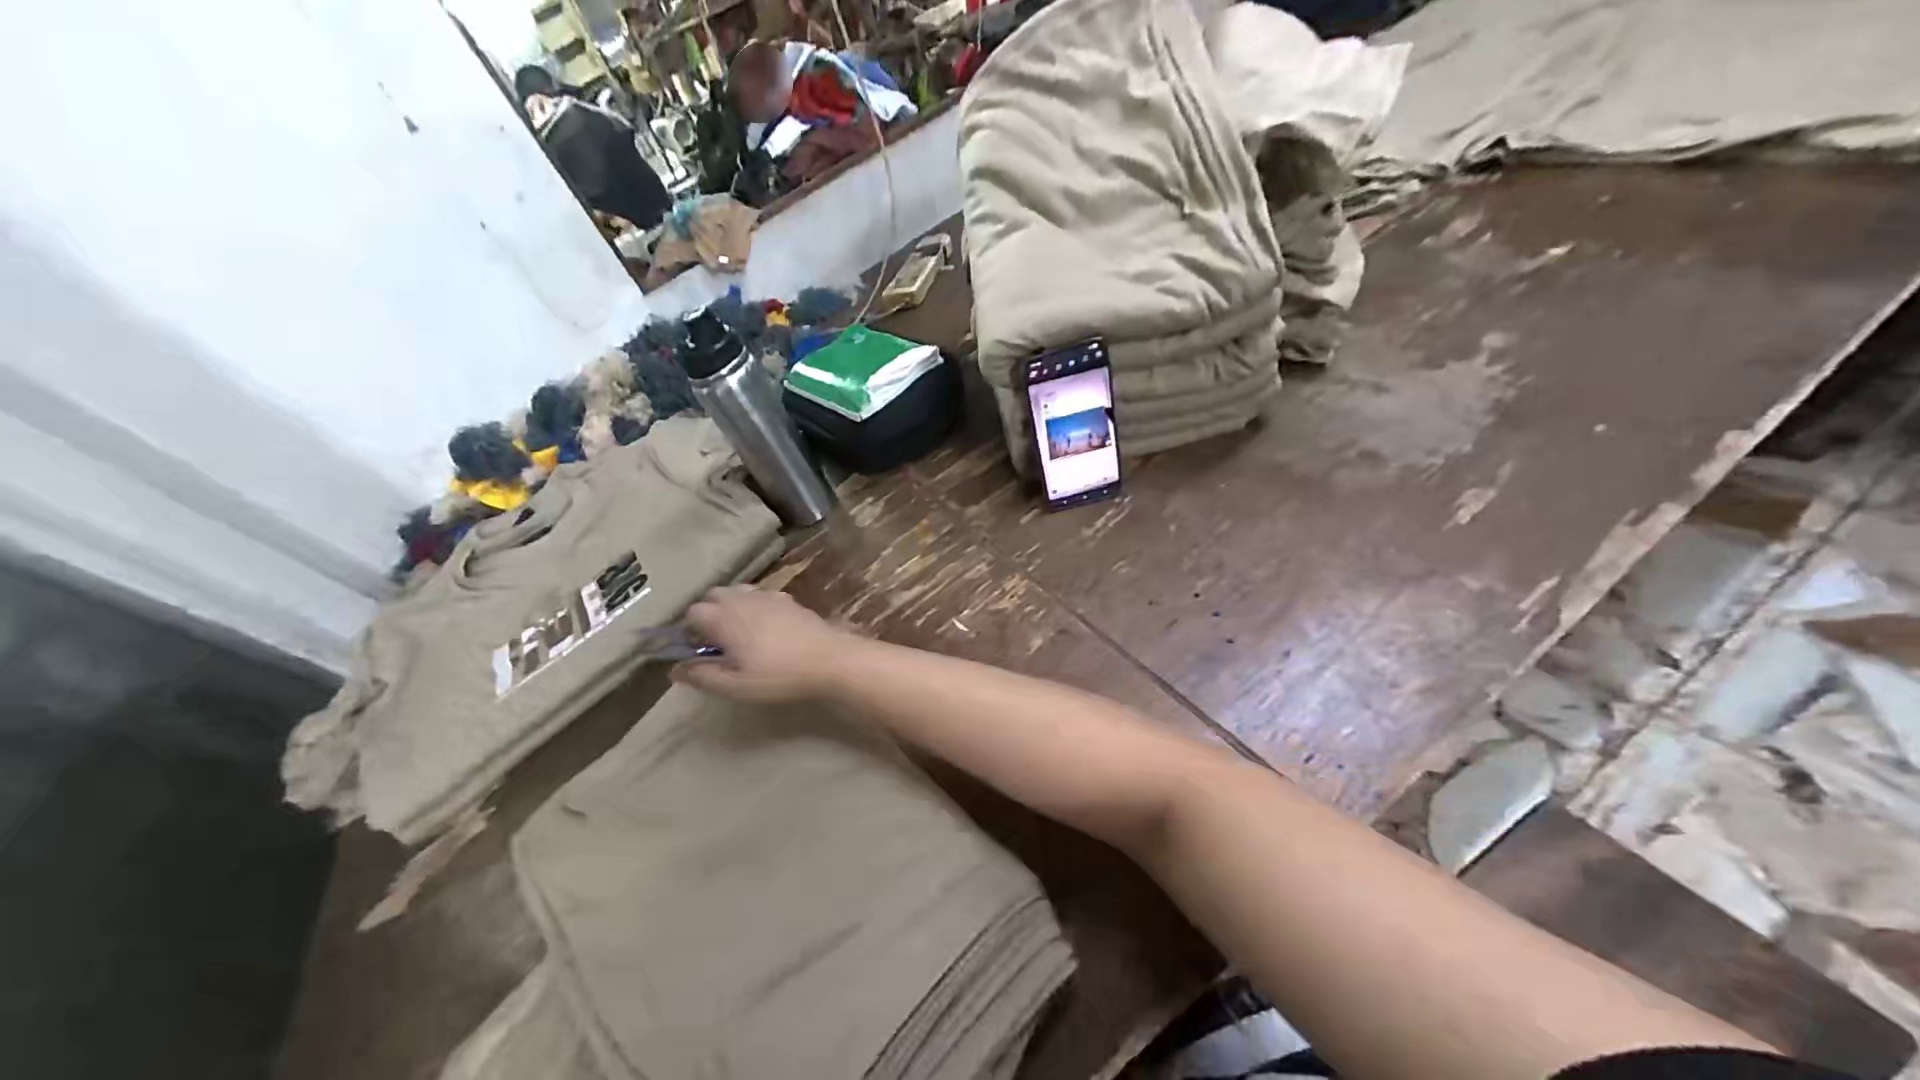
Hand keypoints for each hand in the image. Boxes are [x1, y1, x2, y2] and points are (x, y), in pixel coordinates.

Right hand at [671, 585, 855, 703]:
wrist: (829, 659)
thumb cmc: (778, 675)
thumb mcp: (735, 685)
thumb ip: (702, 675)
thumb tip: (674, 669)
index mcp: (724, 618)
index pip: (692, 612)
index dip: (690, 631)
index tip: (699, 651)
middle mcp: (742, 599)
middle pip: (713, 595)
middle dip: (709, 613)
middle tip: (718, 642)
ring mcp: (768, 595)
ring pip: (738, 592)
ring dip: (732, 607)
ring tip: (741, 634)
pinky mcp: (788, 599)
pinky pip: (761, 595)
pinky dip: (755, 606)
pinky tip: (767, 628)